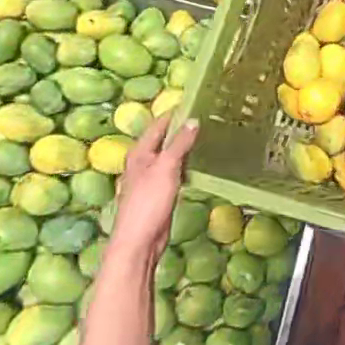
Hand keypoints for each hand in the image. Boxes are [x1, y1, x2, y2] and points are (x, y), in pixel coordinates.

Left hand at [112, 114, 197, 260]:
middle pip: (163, 139)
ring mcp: (149, 178)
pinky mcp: (158, 193)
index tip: (196, 102)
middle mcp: (142, 162)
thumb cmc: (149, 202)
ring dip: (183, 147)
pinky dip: (184, 164)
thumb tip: (193, 120)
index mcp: (139, 153)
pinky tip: (196, 165)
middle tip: (206, 118)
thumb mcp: (166, 167)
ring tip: (205, 137)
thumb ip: (180, 143)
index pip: (158, 125)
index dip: (175, 113)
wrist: (139, 241)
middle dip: (181, 129)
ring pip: (168, 155)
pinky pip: (173, 171)